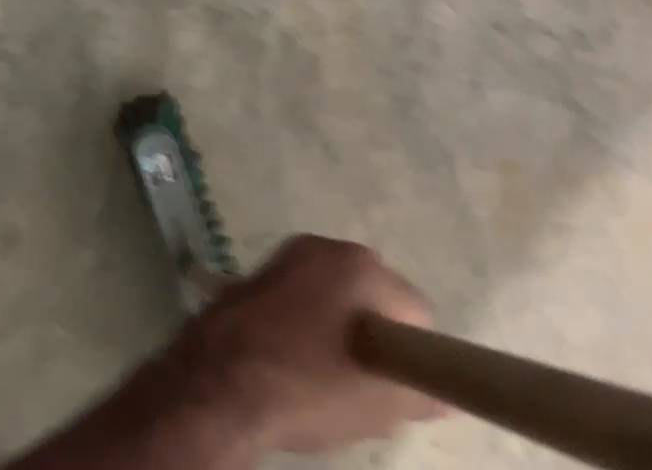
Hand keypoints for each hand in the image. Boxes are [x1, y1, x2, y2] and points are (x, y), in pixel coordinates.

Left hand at [169, 234, 446, 452]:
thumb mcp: (383, 403)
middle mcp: (316, 247)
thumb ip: (422, 392)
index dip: (412, 356)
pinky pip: (296, 308)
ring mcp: (277, 261)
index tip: (394, 386)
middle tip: (363, 387)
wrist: (214, 386)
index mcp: (355, 263)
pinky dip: (303, 333)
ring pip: (332, 307)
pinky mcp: (247, 281)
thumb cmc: (307, 386)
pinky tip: (293, 369)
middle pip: (370, 304)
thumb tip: (436, 392)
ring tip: (325, 382)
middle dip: (373, 342)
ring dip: (336, 338)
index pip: (413, 312)